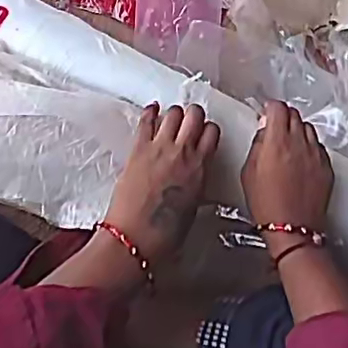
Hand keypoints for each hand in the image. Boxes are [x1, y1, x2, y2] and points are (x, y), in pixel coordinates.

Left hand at [103, 103, 219, 261]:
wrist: (135, 237)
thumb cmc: (164, 231)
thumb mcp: (193, 205)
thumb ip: (196, 181)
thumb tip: (194, 173)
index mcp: (199, 168)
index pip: (212, 133)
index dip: (209, 130)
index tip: (205, 132)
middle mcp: (182, 153)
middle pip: (194, 115)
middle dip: (194, 115)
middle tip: (190, 120)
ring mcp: (159, 148)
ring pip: (173, 112)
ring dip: (174, 114)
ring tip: (172, 119)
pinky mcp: (138, 149)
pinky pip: (146, 120)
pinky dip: (150, 112)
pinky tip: (152, 110)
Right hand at [240, 101, 331, 237]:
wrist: (292, 228)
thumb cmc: (267, 204)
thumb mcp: (248, 171)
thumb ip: (257, 145)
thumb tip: (263, 132)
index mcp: (277, 141)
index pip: (278, 108)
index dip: (270, 108)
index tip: (266, 112)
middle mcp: (299, 144)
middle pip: (294, 115)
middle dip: (283, 117)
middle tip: (275, 126)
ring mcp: (315, 155)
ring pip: (308, 128)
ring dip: (297, 130)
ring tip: (288, 143)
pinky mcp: (326, 167)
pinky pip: (318, 147)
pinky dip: (308, 147)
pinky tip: (300, 159)